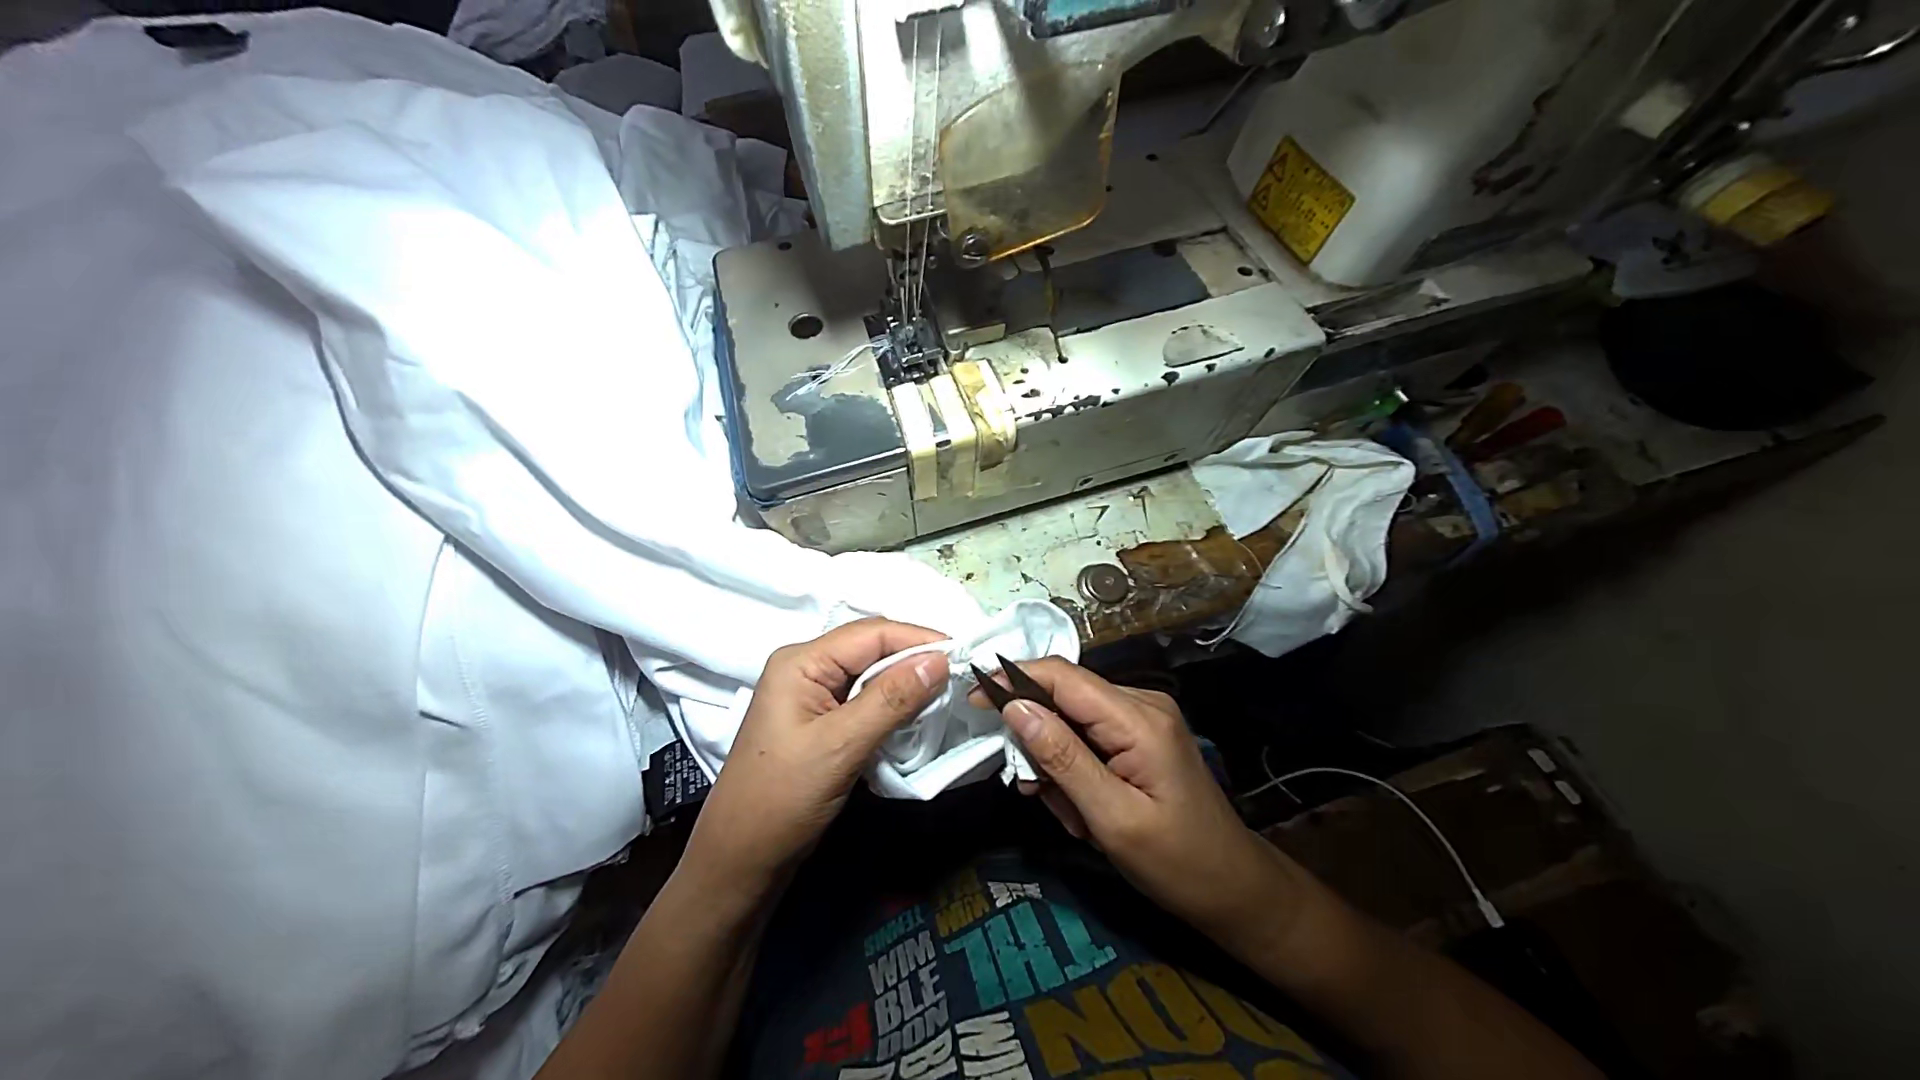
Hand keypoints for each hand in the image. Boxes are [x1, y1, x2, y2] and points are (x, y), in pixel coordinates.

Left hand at [684, 619, 948, 894]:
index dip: (919, 638)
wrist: (742, 859)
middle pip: (872, 648)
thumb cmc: (783, 798)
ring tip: (946, 693)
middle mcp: (806, 668)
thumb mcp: (842, 745)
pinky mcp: (822, 720)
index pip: (872, 633)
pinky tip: (917, 715)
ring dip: (907, 682)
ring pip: (871, 673)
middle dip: (915, 658)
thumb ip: (891, 699)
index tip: (964, 653)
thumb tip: (940, 660)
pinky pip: (865, 698)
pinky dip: (893, 703)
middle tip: (960, 675)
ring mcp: (813, 695)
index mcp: (801, 662)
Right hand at [972, 659, 1303, 951]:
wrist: (1233, 889)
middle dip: (1040, 744)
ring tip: (1075, 816)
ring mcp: (1142, 718)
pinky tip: (1086, 810)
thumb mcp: (1111, 818)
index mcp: (1139, 718)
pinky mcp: (1140, 735)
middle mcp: (1141, 704)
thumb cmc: (1177, 862)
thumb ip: (1061, 757)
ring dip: (1058, 766)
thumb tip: (1013, 706)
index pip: (1063, 676)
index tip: (974, 700)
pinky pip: (1087, 737)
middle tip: (1040, 794)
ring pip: (1070, 721)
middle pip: (1063, 697)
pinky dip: (1074, 770)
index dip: (1014, 680)